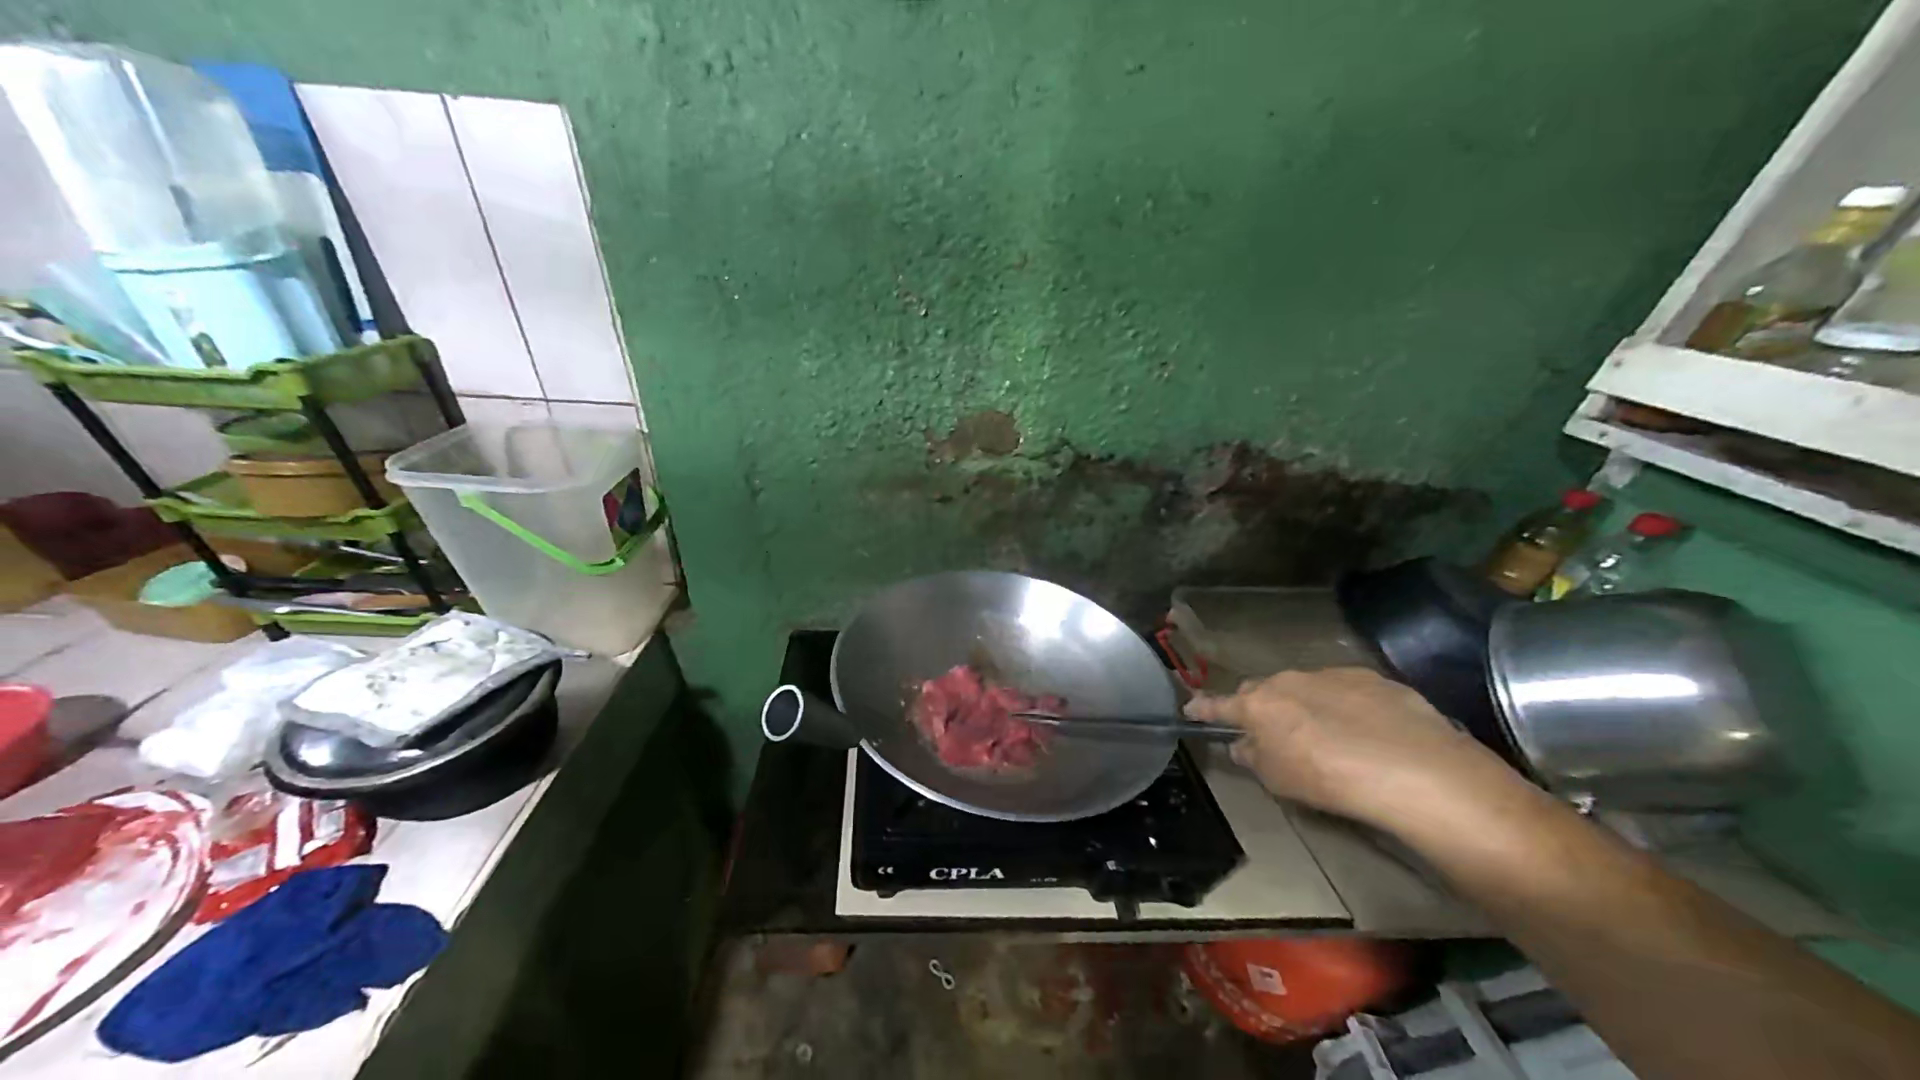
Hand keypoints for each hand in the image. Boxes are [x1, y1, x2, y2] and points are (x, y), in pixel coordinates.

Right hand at [1186, 668, 1524, 828]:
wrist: (1413, 770)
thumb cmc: (1328, 780)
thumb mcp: (1279, 781)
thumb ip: (1255, 758)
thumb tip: (1243, 745)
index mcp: (1260, 705)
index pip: (1220, 705)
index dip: (1203, 708)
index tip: (1190, 708)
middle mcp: (1291, 680)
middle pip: (1266, 690)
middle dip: (1263, 707)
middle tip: (1271, 732)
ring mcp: (1335, 675)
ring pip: (1309, 688)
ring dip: (1309, 706)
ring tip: (1329, 737)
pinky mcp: (1377, 680)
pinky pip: (1350, 692)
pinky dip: (1350, 708)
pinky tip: (1369, 734)